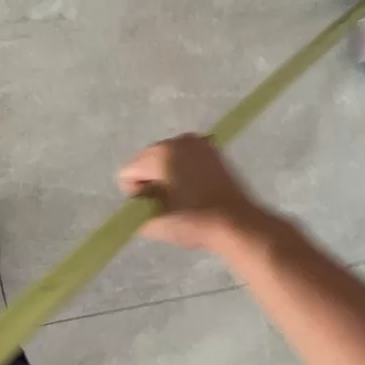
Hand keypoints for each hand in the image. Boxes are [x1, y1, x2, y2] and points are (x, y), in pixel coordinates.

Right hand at [118, 133, 270, 252]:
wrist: (236, 223)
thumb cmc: (192, 222)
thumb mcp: (151, 224)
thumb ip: (134, 212)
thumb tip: (136, 206)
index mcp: (158, 155)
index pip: (127, 173)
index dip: (134, 194)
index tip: (151, 207)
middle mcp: (176, 141)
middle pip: (145, 161)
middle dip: (149, 180)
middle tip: (165, 202)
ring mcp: (197, 142)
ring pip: (165, 158)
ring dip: (165, 174)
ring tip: (180, 194)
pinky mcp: (212, 150)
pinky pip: (183, 157)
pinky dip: (182, 169)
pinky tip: (193, 187)